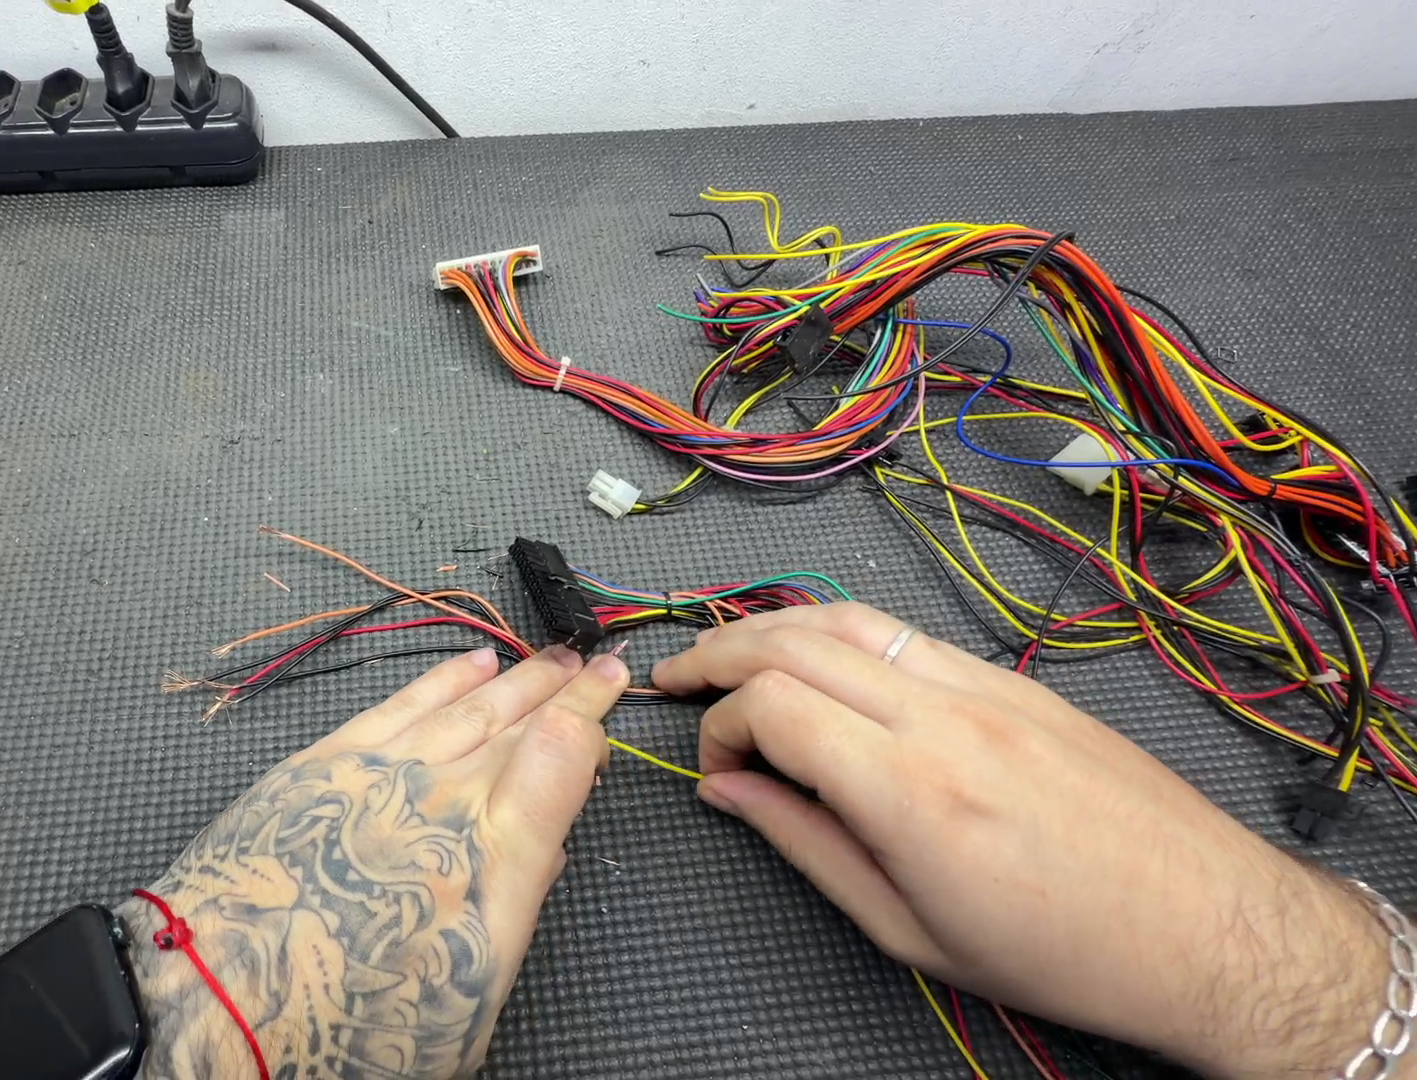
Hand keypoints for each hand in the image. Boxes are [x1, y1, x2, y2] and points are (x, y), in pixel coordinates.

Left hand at [125, 645, 624, 1078]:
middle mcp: (443, 796)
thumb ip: (517, 896)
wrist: (223, 994)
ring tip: (548, 656)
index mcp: (490, 855)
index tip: (610, 686)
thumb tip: (544, 839)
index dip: (592, 711)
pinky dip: (444, 679)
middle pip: (521, 719)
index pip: (561, 753)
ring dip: (516, 677)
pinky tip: (473, 663)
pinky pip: (404, 703)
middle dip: (565, 685)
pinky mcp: (332, 759)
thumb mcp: (469, 990)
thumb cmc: (351, 1017)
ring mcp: (385, 769)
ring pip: (469, 703)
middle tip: (594, 661)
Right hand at [653, 602, 1391, 1078]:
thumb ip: (798, 840)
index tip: (714, 767)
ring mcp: (975, 683)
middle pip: (789, 642)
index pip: (770, 706)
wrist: (1221, 934)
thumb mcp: (903, 927)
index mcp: (911, 790)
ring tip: (720, 650)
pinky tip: (804, 653)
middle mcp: (937, 716)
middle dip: (713, 653)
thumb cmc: (1055, 954)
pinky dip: (824, 629)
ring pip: (837, 617)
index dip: (717, 728)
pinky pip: (890, 629)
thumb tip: (723, 787)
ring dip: (762, 627)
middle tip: (673, 676)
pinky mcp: (1000, 675)